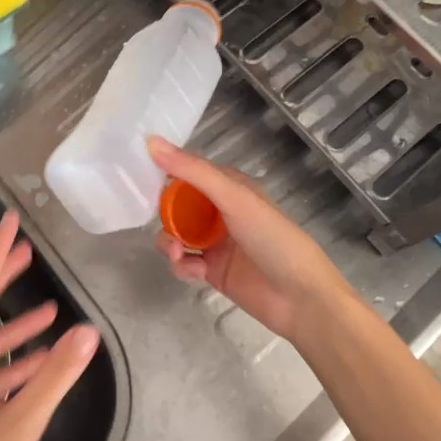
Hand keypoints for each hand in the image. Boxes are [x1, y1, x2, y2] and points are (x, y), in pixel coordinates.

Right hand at [148, 136, 357, 340]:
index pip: (190, 171)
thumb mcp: (234, 198)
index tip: (139, 176)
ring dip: (170, 243)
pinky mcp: (213, 271)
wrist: (301, 298)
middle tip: (165, 226)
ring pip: (177, 235)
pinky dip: (183, 266)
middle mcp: (221, 212)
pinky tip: (197, 272)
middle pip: (178, 206)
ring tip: (178, 254)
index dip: (166, 172)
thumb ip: (193, 171)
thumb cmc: (272, 238)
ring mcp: (216, 243)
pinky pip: (184, 263)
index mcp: (230, 188)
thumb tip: (150, 141)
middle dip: (166, 216)